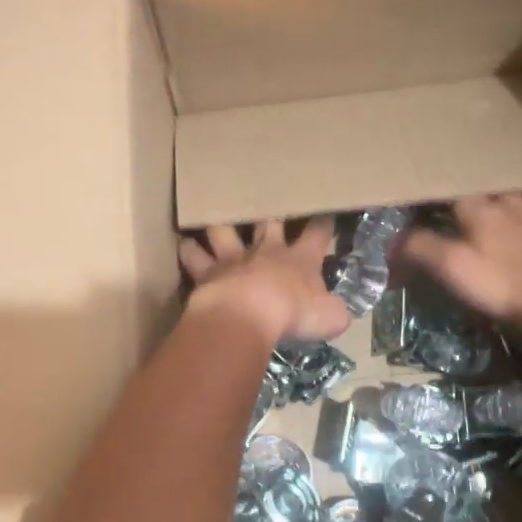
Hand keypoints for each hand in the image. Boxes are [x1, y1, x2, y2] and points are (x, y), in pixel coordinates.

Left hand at [180, 219, 351, 343]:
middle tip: (267, 204)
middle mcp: (266, 251)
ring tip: (215, 218)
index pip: (317, 235)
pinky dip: (188, 250)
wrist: (247, 316)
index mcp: (300, 260)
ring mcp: (234, 259)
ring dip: (220, 225)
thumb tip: (338, 312)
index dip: (323, 223)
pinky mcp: (207, 273)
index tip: (326, 212)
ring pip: (225, 232)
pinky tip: (183, 244)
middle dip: (271, 214)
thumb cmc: (293, 315)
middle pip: (268, 223)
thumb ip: (335, 311)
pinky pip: (194, 257)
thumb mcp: (330, 318)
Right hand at [401, 192, 521, 322]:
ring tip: (496, 194)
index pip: (452, 186)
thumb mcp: (449, 265)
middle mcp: (507, 206)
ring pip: (519, 193)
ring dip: (507, 191)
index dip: (433, 187)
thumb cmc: (498, 281)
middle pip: (489, 183)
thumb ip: (418, 247)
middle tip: (459, 185)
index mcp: (480, 207)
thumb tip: (391, 242)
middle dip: (473, 182)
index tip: (416, 191)